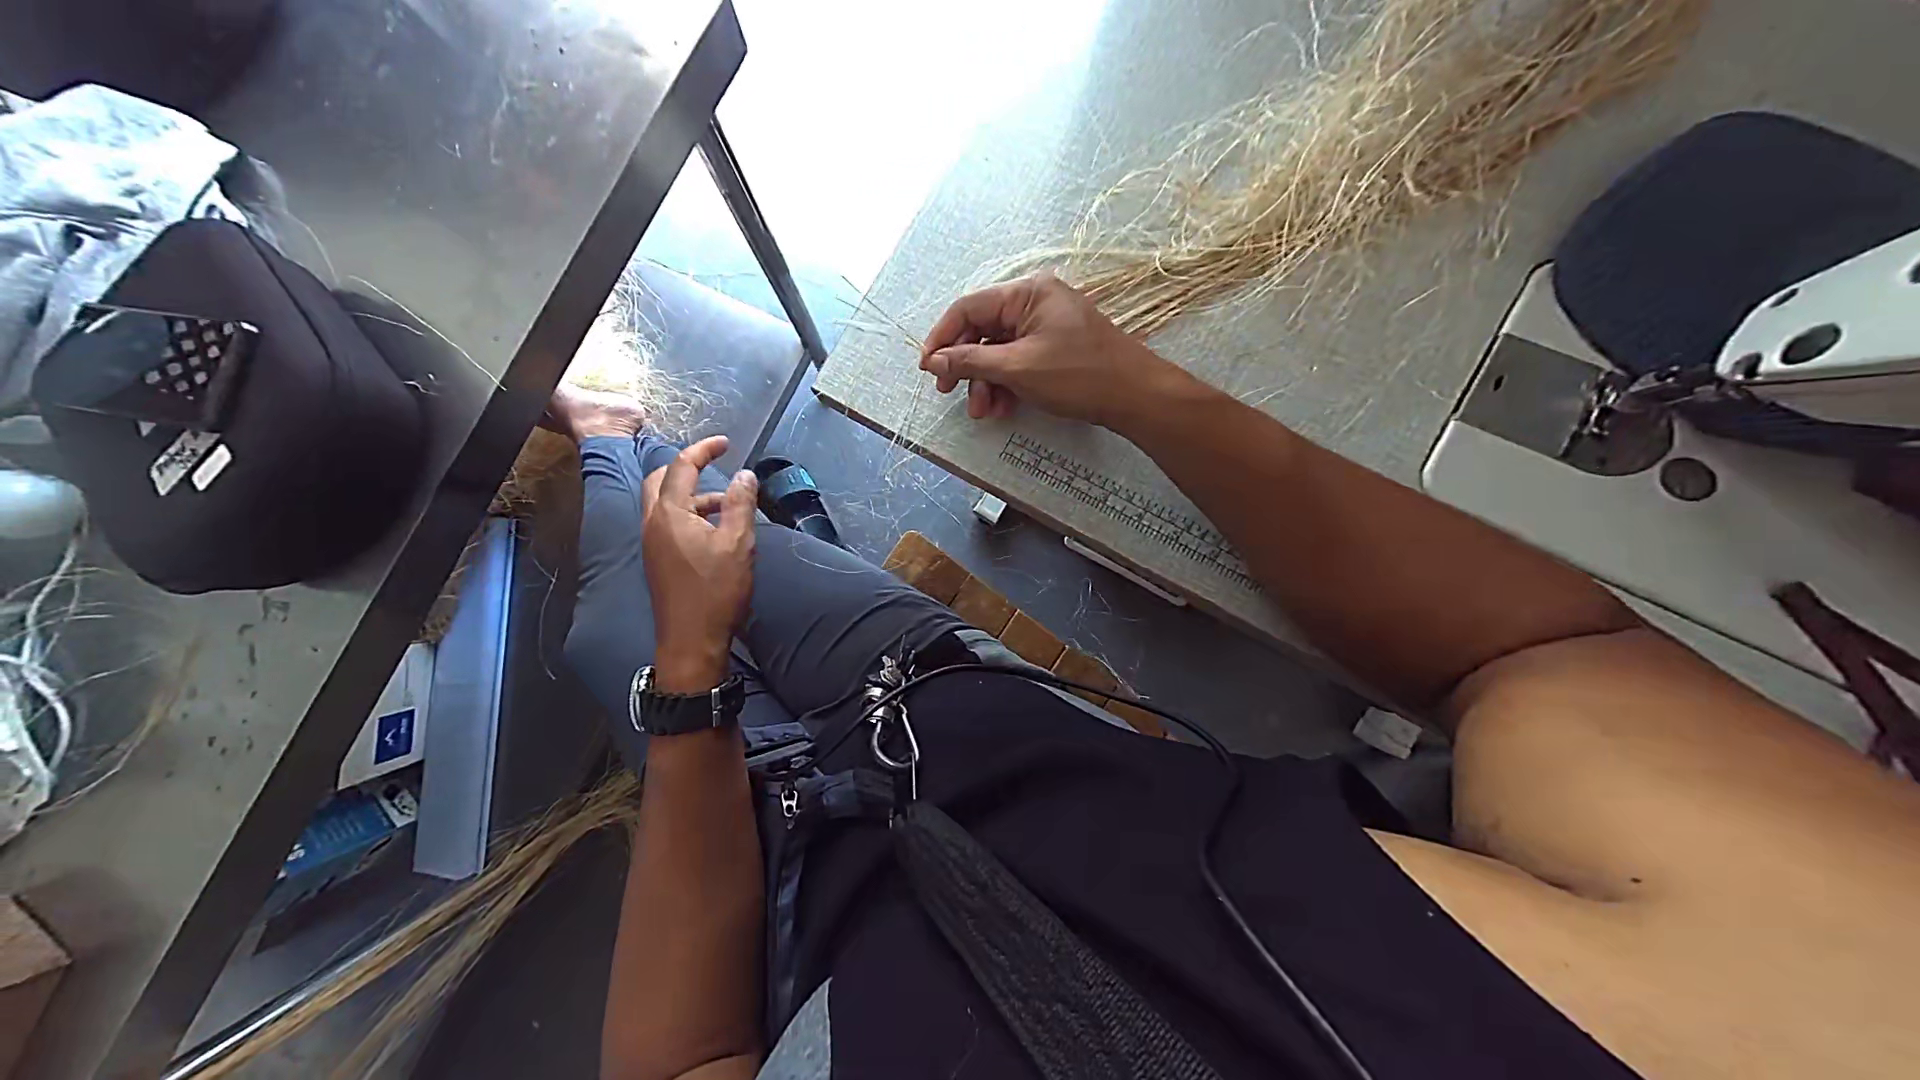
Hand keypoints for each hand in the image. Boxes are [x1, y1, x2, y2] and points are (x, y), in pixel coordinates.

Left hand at [642, 436, 757, 692]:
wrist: (692, 640)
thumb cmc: (716, 591)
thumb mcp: (738, 543)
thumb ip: (740, 504)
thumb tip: (744, 474)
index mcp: (669, 513)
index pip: (682, 467)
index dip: (704, 449)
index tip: (725, 443)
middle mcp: (652, 524)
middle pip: (661, 480)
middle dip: (688, 468)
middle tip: (716, 467)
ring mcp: (652, 544)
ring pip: (665, 504)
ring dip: (693, 496)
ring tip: (728, 506)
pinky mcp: (658, 561)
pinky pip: (668, 523)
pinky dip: (689, 515)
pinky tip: (715, 532)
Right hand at [919, 271, 1186, 430]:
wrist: (1135, 396)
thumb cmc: (1079, 375)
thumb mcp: (1018, 368)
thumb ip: (971, 362)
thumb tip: (935, 360)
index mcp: (1027, 293)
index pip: (968, 308)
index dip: (942, 337)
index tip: (927, 367)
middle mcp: (1034, 303)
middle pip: (982, 332)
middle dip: (966, 367)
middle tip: (949, 393)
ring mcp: (1046, 326)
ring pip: (999, 352)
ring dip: (985, 382)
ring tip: (984, 411)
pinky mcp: (1054, 349)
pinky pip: (1018, 362)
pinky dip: (1006, 385)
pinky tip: (1003, 408)